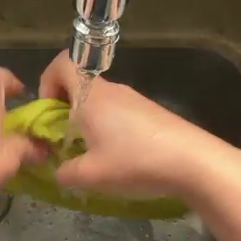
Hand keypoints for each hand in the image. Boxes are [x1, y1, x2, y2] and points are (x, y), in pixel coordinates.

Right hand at [37, 53, 237, 200]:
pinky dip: (108, 130)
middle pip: (78, 86)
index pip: (61, 64)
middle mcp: (111, 91)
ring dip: (87, 123)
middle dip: (64, 111)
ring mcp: (133, 100)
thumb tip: (57, 172)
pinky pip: (118, 114)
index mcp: (90, 96)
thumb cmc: (135, 161)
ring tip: (92, 156)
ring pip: (98, 102)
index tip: (48, 112)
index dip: (47, 82)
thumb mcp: (91, 176)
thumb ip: (65, 173)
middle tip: (65, 142)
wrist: (193, 162)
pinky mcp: (150, 114)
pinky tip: (118, 159)